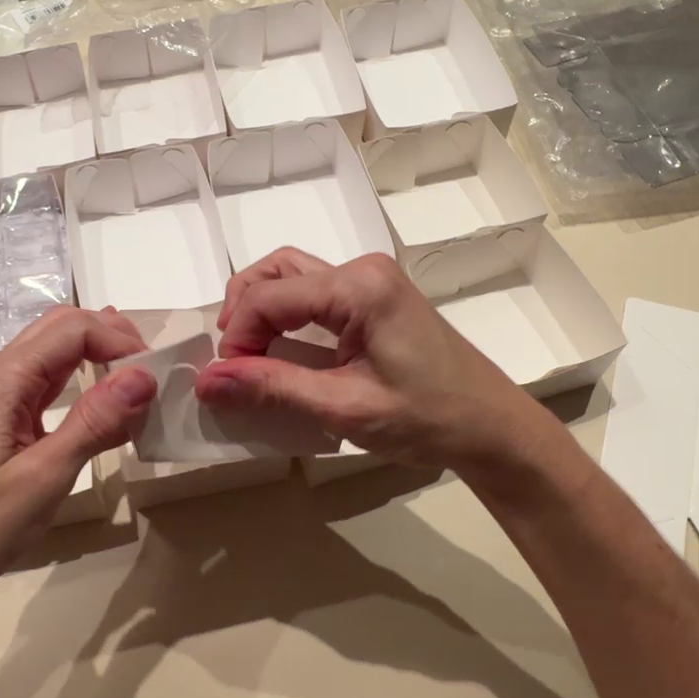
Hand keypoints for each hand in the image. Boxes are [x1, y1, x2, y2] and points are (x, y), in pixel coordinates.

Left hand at [0, 307, 155, 643]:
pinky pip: (43, 386)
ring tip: (138, 382)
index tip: (157, 375)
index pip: (72, 329)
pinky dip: (78, 384)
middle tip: (152, 372)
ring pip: (51, 355)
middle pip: (59, 329)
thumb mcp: (43, 478)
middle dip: (109, 337)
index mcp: (2, 380)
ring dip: (95, 357)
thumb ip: (94, 423)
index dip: (119, 340)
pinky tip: (101, 402)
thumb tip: (144, 376)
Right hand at [195, 248, 564, 471]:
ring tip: (247, 354)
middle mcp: (362, 269)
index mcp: (358, 287)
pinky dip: (284, 314)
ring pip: (292, 276)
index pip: (269, 297)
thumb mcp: (343, 407)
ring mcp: (372, 280)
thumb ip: (272, 387)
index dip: (236, 337)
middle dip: (242, 311)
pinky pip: (313, 292)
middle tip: (231, 361)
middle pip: (276, 271)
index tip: (224, 381)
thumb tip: (206, 381)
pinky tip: (278, 349)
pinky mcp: (376, 297)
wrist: (491, 428)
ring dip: (260, 308)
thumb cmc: (426, 419)